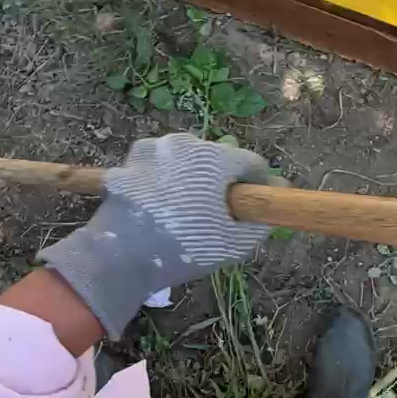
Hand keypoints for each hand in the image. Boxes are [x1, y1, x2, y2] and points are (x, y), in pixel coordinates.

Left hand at [37, 134, 280, 336]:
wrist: (122, 255)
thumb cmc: (185, 247)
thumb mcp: (235, 243)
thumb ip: (262, 219)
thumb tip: (275, 198)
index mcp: (217, 158)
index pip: (252, 163)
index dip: (256, 185)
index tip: (248, 208)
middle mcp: (188, 142)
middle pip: (218, 157)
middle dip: (221, 180)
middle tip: (213, 213)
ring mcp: (156, 147)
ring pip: (187, 157)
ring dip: (191, 176)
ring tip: (181, 209)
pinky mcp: (131, 157)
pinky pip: (159, 162)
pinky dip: (162, 176)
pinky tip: (157, 203)